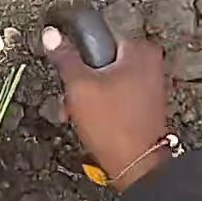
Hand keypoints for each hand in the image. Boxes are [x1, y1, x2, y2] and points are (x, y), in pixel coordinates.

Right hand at [41, 25, 169, 189]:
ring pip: (105, 79)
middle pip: (101, 60)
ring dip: (86, 95)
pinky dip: (100, 104)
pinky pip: (115, 94)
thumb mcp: (80, 87)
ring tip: (74, 114)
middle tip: (69, 99)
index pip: (98, 36)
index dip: (78, 54)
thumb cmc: (111, 123)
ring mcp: (149, 84)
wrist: (136, 165)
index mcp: (140, 50)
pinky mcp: (144, 103)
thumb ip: (65, 58)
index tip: (66, 71)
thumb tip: (51, 34)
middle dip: (80, 80)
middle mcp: (150, 62)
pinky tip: (87, 121)